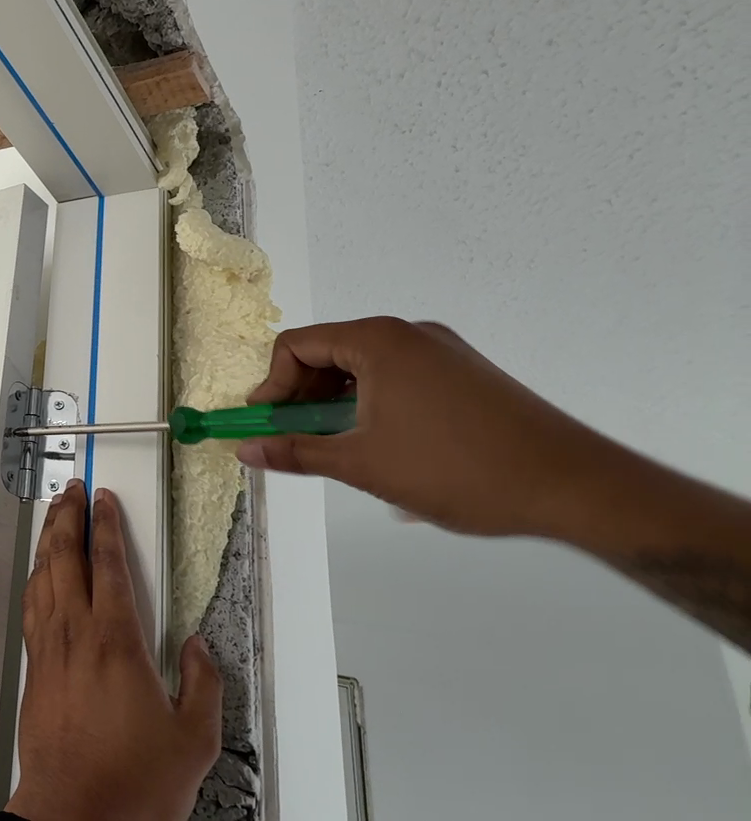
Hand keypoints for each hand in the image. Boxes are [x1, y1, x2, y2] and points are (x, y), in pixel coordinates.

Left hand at [7, 481, 219, 820]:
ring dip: (48, 538)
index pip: (109, 563)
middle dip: (67, 515)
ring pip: (43, 574)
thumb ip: (201, 683)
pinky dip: (37, 575)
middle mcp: (74, 633)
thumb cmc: (130, 779)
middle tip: (72, 491)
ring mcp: (48, 646)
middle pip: (65, 555)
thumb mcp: (194, 738)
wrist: (75, 809)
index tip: (105, 500)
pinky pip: (32, 603)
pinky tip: (41, 572)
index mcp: (115, 640)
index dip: (106, 524)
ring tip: (54, 516)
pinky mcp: (34, 664)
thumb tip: (197, 648)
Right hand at [236, 316, 630, 538]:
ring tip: (344, 450)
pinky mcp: (469, 375)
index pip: (296, 345)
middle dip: (303, 396)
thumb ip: (296, 452)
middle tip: (298, 438)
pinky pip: (399, 379)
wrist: (579, 489)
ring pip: (364, 370)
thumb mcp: (362, 465)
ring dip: (338, 406)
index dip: (271, 385)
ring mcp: (444, 353)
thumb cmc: (458, 469)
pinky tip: (387, 449)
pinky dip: (375, 407)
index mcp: (379, 341)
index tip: (267, 424)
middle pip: (329, 353)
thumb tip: (245, 450)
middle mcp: (410, 335)